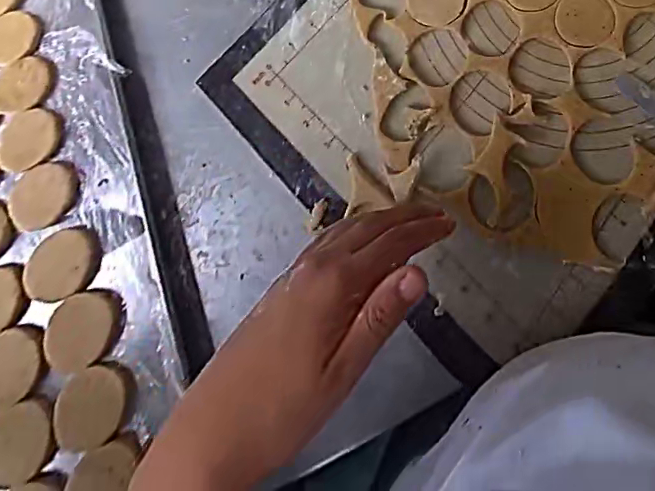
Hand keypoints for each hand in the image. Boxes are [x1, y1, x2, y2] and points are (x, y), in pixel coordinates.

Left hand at [135, 202, 454, 490]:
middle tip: (437, 215)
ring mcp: (293, 275)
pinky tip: (359, 241)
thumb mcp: (342, 372)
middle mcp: (313, 268)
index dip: (423, 232)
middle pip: (369, 227)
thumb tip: (418, 272)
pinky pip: (328, 241)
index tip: (449, 226)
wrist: (205, 439)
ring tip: (409, 219)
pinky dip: (356, 230)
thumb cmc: (280, 413)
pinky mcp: (281, 288)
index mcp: (333, 284)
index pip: (390, 245)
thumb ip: (381, 317)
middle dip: (407, 217)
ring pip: (346, 230)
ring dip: (382, 219)